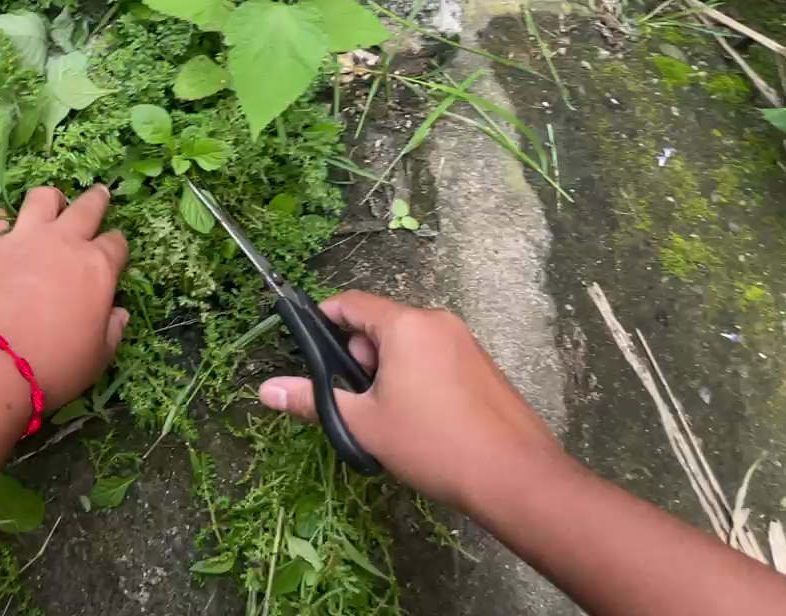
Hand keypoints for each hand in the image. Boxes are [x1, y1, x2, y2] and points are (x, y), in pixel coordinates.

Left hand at [0, 186, 129, 406]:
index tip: (115, 252)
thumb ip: (112, 331)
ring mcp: (24, 239)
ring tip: (52, 204)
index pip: (116, 244)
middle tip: (100, 195)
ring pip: (41, 198)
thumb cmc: (54, 364)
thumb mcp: (98, 357)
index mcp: (97, 267)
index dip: (117, 247)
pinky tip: (0, 227)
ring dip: (50, 199)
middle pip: (87, 207)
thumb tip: (118, 314)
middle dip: (97, 199)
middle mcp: (64, 242)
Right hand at [256, 291, 565, 512]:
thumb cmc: (435, 445)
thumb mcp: (365, 424)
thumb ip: (312, 400)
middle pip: (380, 324)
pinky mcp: (484, 365)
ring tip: (393, 415)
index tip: (312, 349)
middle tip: (361, 399)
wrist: (520, 482)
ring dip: (389, 369)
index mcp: (406, 325)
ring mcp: (465, 342)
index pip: (351, 303)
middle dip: (361, 356)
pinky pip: (435, 356)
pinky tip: (424, 419)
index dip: (324, 320)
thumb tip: (266, 390)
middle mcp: (436, 321)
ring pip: (407, 342)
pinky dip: (418, 376)